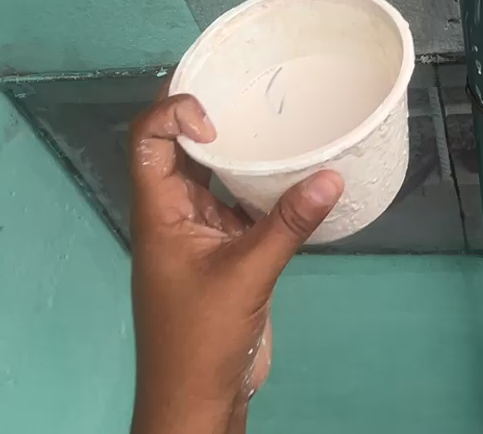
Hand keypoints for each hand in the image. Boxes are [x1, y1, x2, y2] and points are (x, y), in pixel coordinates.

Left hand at [129, 93, 343, 433]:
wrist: (198, 402)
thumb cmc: (201, 337)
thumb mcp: (246, 276)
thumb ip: (288, 224)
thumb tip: (333, 176)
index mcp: (159, 209)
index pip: (149, 139)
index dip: (173, 112)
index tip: (219, 118)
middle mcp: (174, 210)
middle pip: (178, 146)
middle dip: (207, 112)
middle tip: (248, 81)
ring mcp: (199, 229)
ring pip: (211, 172)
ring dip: (235, 145)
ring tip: (273, 112)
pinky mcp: (224, 247)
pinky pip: (237, 198)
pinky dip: (259, 179)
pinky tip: (291, 167)